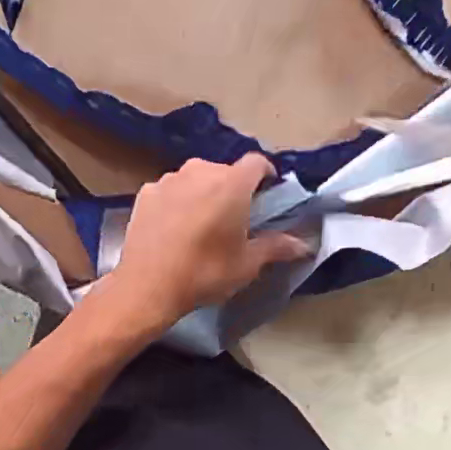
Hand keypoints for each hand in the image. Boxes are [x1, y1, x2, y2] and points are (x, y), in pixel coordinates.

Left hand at [103, 155, 311, 327]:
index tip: (269, 194)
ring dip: (204, 194)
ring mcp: (169, 179)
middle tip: (236, 219)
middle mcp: (200, 171)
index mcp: (232, 183)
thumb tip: (304, 246)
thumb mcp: (247, 264)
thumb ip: (276, 247)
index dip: (266, 176)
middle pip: (225, 171)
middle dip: (234, 189)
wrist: (148, 286)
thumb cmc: (205, 273)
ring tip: (203, 224)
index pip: (257, 163)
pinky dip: (178, 202)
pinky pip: (171, 191)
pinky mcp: (146, 192)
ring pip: (196, 179)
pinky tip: (175, 228)